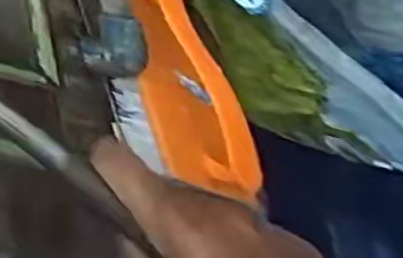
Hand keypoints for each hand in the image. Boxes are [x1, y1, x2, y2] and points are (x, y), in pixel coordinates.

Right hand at [92, 140, 318, 257]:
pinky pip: (257, 238)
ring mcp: (268, 227)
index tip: (98, 188)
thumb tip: (114, 230)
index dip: (100, 169)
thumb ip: (130, 252)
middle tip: (161, 247)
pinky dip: (245, 252)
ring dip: (207, 234)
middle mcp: (217, 206)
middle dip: (161, 213)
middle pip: (167, 189)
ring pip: (215, 214)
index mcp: (175, 214)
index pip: (111, 154)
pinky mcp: (304, 249)